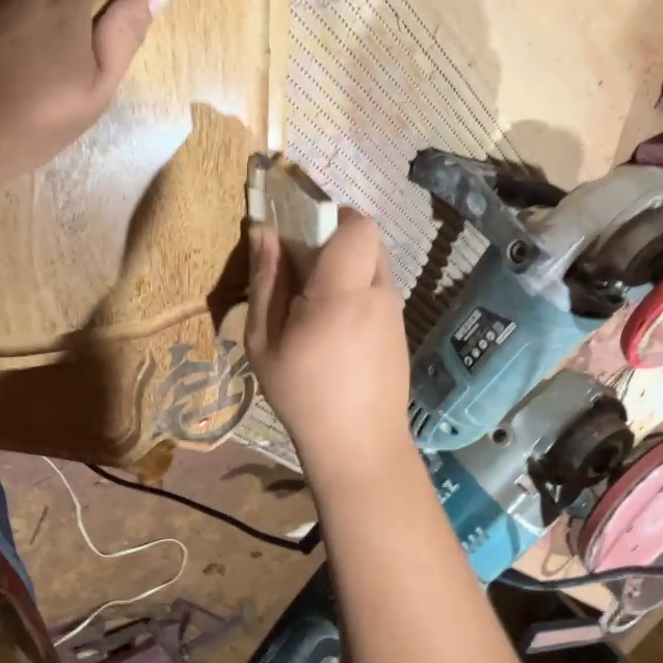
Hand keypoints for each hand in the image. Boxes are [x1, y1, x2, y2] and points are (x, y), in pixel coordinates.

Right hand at [245, 209, 414, 481]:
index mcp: (343, 292)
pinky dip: (356, 286)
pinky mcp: (399, 327)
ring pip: (374, 260)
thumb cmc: (303, 395)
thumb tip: (262, 230)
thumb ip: (265, 280)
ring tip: (313, 297)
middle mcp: (378, 292)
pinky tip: (332, 323)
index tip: (298, 228)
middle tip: (300, 262)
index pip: (357, 225)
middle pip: (366, 236)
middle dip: (334, 235)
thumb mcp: (264, 340)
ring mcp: (394, 311)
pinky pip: (378, 286)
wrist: (361, 447)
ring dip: (345, 262)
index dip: (331, 214)